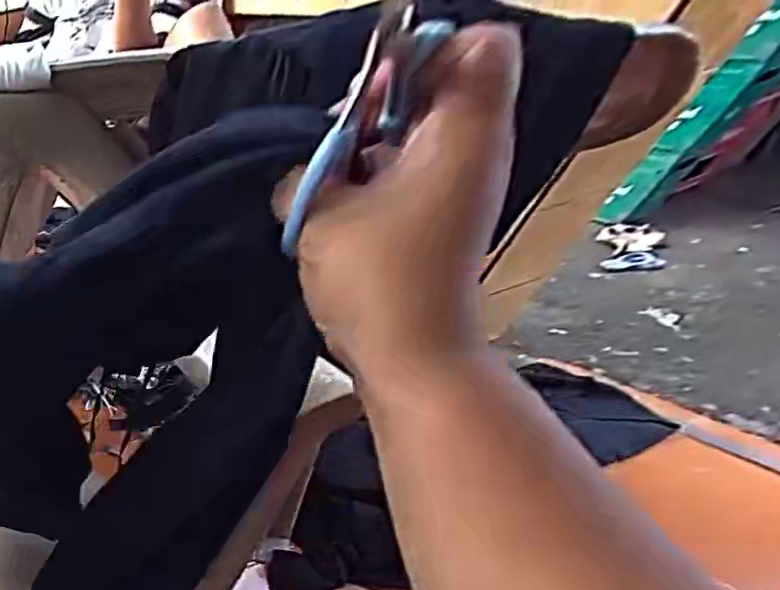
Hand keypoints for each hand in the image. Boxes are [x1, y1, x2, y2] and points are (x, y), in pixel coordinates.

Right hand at [273, 23, 520, 371]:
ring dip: (373, 149)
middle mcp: (476, 150)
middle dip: (384, 104)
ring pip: (423, 135)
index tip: (372, 92)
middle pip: (442, 88)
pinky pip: (416, 174)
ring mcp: (463, 188)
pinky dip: (380, 181)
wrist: (409, 355)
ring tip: (332, 182)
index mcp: (463, 131)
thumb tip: (302, 173)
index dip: (420, 52)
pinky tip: (342, 212)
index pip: (475, 43)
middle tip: (339, 141)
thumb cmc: (376, 282)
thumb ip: (305, 177)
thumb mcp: (322, 219)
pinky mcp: (444, 221)